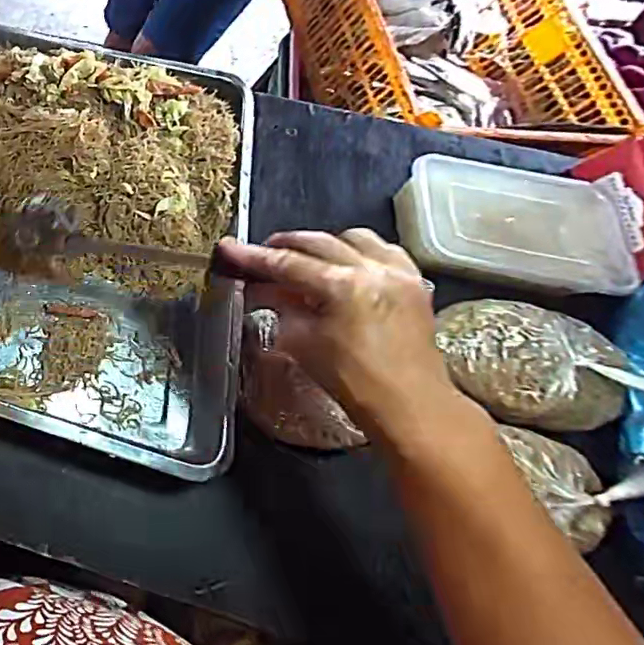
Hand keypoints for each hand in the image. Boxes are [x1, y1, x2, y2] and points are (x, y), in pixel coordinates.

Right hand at [215, 230, 454, 431]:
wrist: (410, 405)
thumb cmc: (354, 382)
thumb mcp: (302, 342)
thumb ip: (281, 306)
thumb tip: (262, 288)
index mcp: (344, 287)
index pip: (287, 263)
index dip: (253, 256)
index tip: (229, 248)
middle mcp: (374, 271)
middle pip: (318, 243)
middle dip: (284, 246)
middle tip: (259, 255)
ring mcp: (399, 273)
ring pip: (351, 239)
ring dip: (322, 245)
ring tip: (304, 260)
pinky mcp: (414, 282)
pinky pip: (382, 250)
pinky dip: (357, 252)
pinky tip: (343, 266)